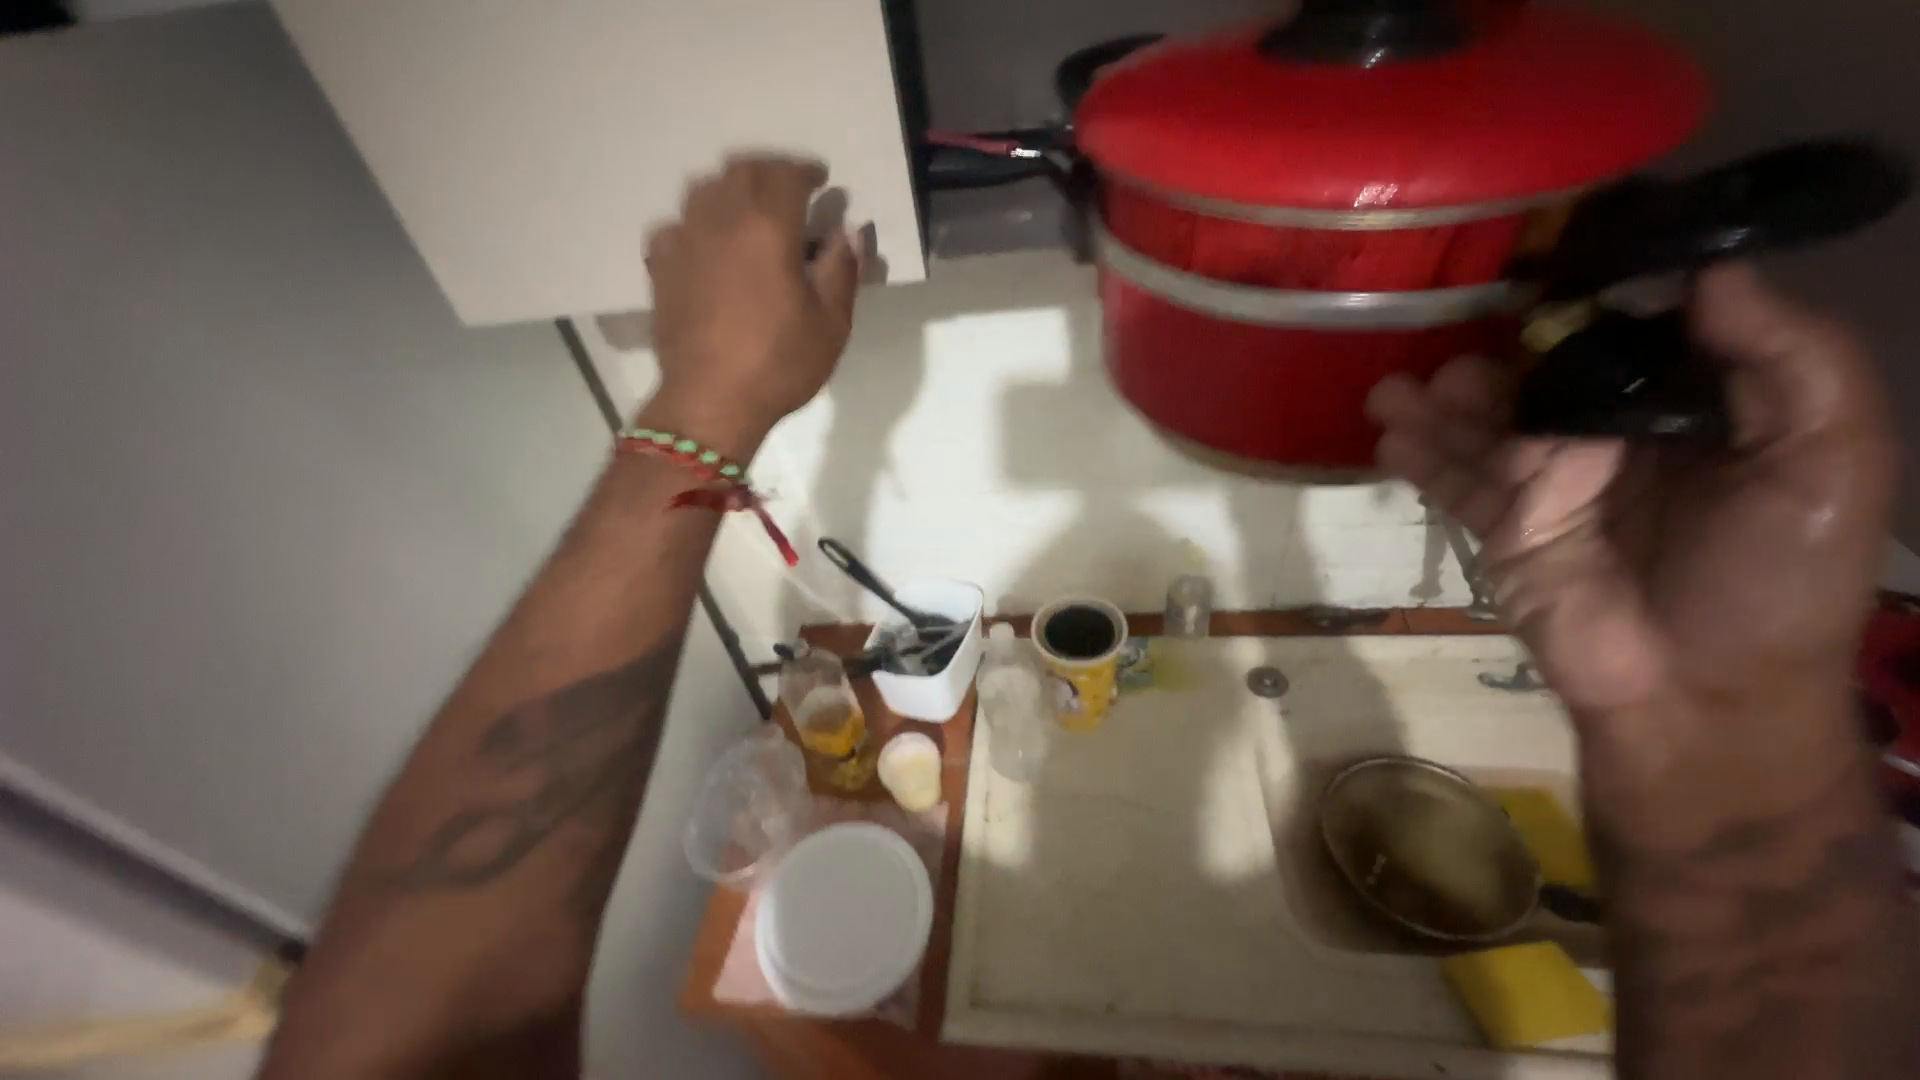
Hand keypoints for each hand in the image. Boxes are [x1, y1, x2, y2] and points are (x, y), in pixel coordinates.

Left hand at [644, 155, 861, 444]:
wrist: (710, 401)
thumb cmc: (779, 364)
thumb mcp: (831, 323)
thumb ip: (841, 269)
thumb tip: (847, 231)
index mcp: (767, 227)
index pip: (786, 174)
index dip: (806, 171)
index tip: (822, 181)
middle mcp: (720, 219)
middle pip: (742, 171)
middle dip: (770, 173)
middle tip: (790, 192)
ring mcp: (684, 240)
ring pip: (705, 190)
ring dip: (733, 191)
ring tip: (750, 214)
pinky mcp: (661, 266)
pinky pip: (678, 225)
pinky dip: (699, 224)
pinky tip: (710, 246)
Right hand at [1367, 265, 1894, 728]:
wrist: (1695, 692)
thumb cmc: (1771, 578)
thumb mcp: (1825, 463)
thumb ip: (1789, 363)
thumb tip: (1710, 272)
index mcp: (1689, 413)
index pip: (1628, 343)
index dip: (1586, 307)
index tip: (1543, 269)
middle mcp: (1611, 439)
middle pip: (1536, 383)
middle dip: (1489, 359)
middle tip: (1443, 336)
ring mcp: (1546, 486)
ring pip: (1481, 429)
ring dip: (1435, 406)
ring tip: (1392, 390)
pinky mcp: (1501, 529)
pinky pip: (1451, 484)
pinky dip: (1416, 460)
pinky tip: (1387, 438)